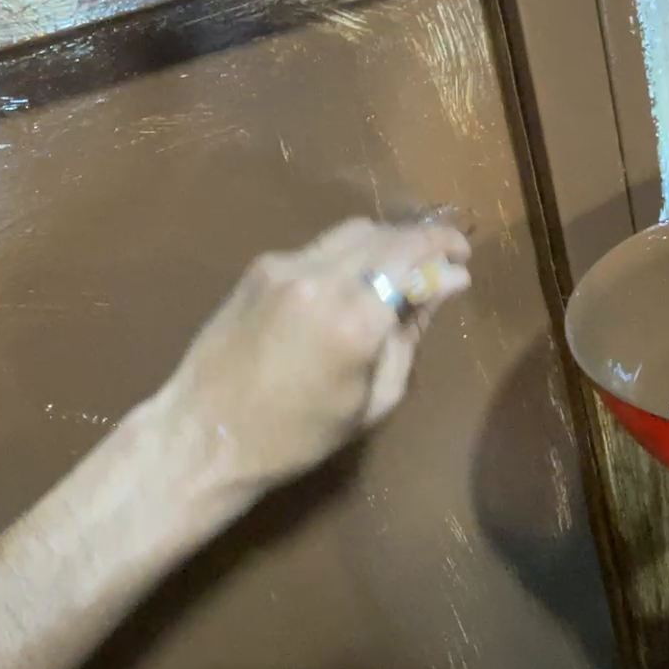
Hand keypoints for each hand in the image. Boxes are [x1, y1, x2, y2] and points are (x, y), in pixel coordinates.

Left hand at [155, 217, 471, 488]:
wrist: (204, 434)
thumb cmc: (298, 436)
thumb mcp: (374, 399)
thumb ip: (412, 332)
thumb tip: (449, 281)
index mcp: (355, 320)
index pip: (414, 257)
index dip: (445, 248)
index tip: (464, 256)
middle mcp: (322, 279)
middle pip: (386, 234)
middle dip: (420, 239)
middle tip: (441, 260)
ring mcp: (286, 266)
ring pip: (353, 231)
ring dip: (385, 242)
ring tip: (399, 269)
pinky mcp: (262, 266)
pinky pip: (320, 248)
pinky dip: (347, 256)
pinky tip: (350, 284)